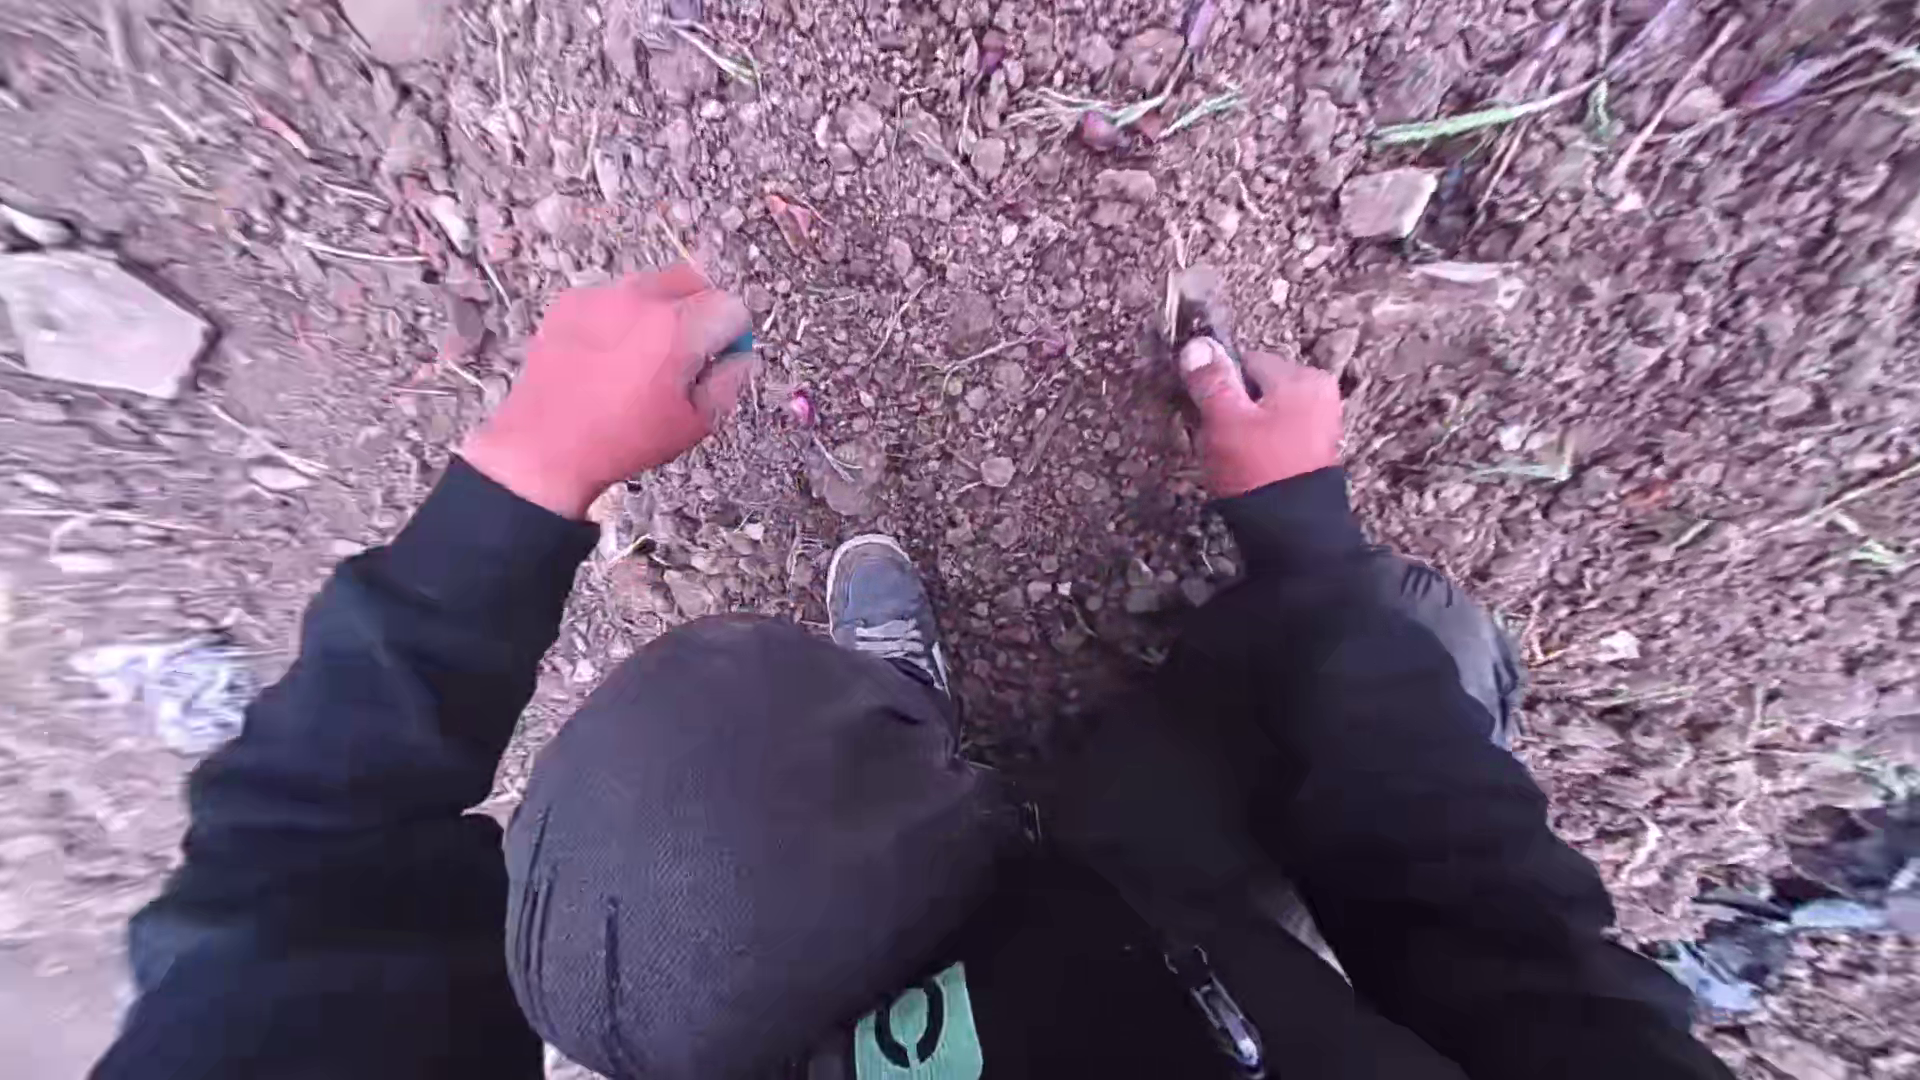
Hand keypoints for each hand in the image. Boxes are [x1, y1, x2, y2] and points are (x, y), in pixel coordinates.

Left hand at [462, 263, 752, 517]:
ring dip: (669, 310)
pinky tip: (620, 355)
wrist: (548, 445)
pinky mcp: (572, 302)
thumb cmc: (624, 439)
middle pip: (695, 280)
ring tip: (656, 356)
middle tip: (700, 350)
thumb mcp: (698, 422)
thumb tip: (742, 358)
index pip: (732, 306)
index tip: (727, 357)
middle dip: (707, 310)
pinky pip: (617, 295)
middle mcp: (640, 300)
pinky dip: (630, 315)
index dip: (737, 335)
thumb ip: (730, 382)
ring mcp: (602, 296)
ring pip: (655, 285)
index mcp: (679, 329)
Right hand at [1180, 336, 1342, 496]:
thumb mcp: (1224, 420)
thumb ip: (1211, 381)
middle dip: (1230, 408)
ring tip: (1231, 456)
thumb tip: (1196, 345)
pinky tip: (1246, 466)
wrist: (1290, 528)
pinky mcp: (1312, 450)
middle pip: (1255, 387)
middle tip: (1217, 438)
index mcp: (1301, 378)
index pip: (1245, 360)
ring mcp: (1319, 423)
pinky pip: (1275, 434)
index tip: (1204, 410)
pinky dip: (1257, 445)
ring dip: (1241, 429)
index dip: (1218, 384)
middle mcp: (1319, 393)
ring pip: (1263, 412)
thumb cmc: (1257, 469)